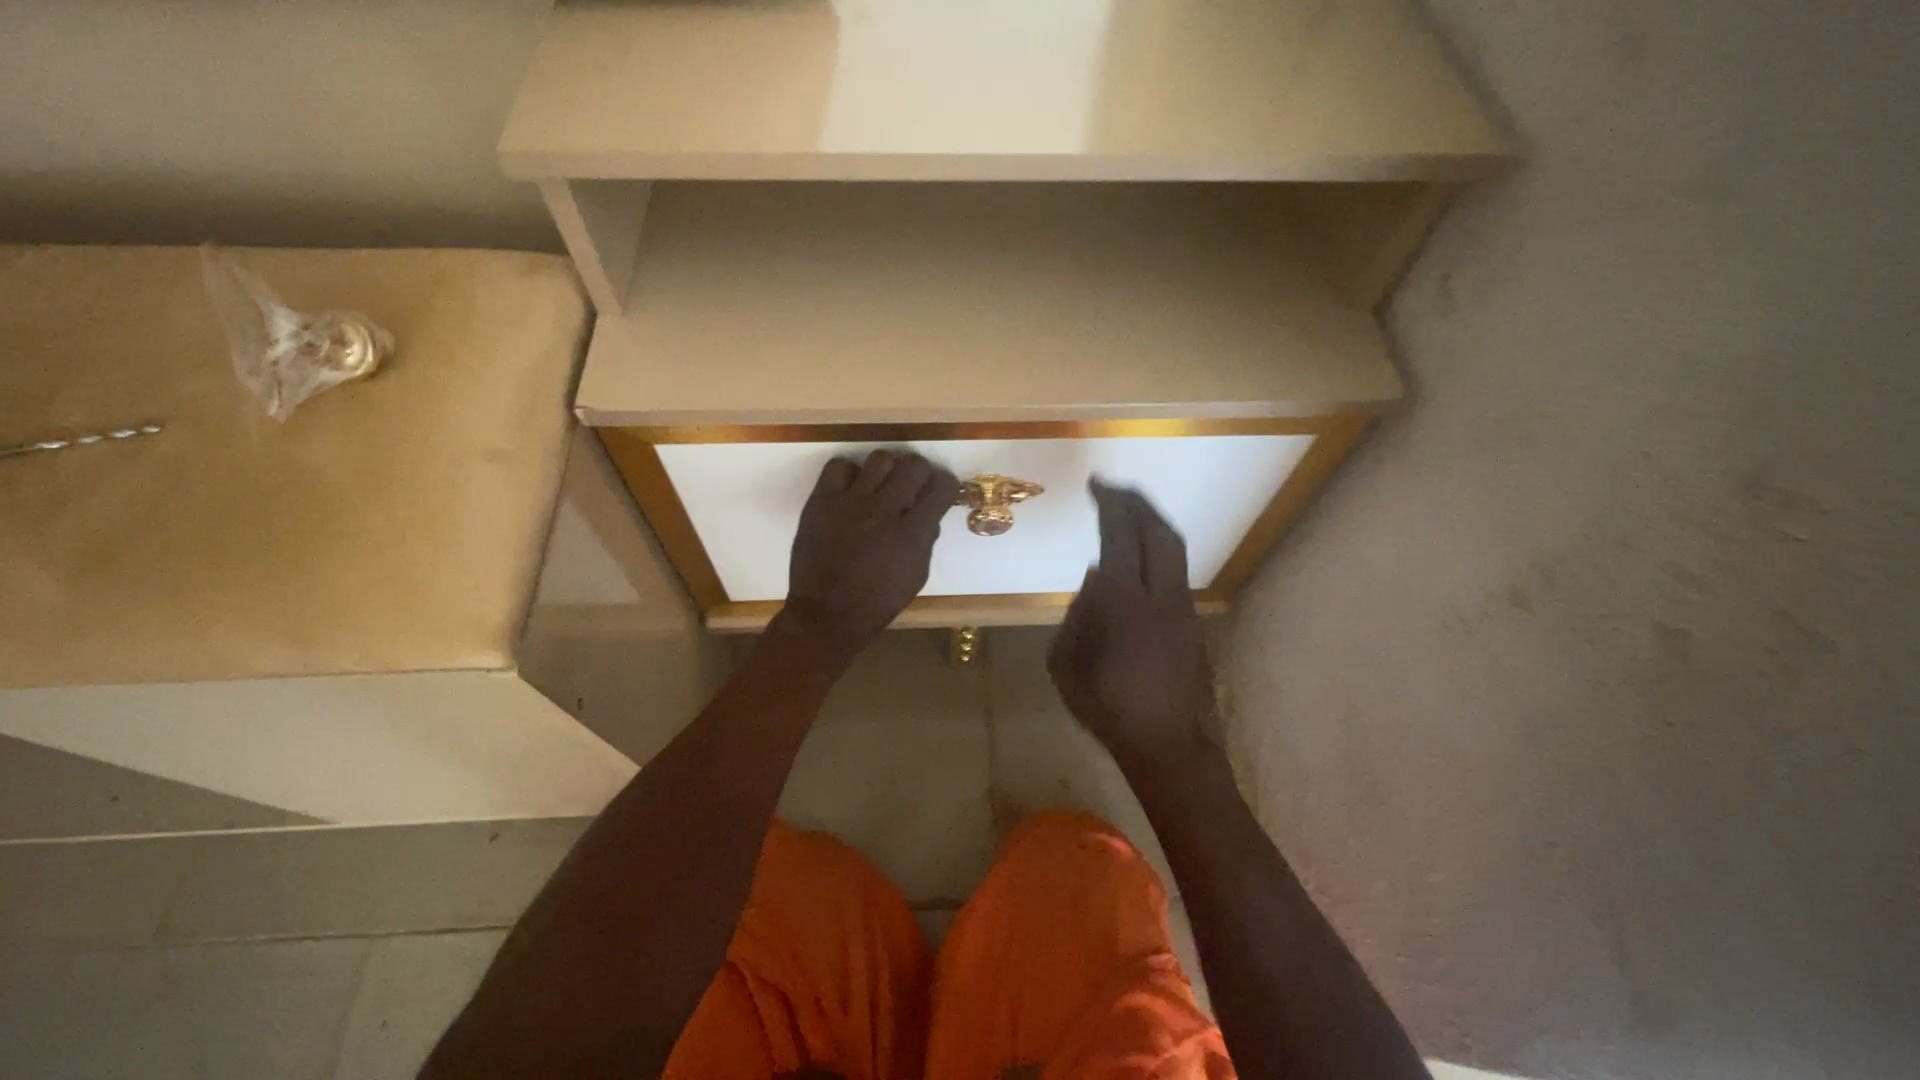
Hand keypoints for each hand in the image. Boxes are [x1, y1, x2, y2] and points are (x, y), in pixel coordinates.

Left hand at [780, 450, 957, 665]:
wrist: (827, 614)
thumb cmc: (877, 601)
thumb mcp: (916, 576)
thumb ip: (925, 540)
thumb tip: (928, 515)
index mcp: (912, 533)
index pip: (942, 486)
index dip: (945, 486)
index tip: (939, 492)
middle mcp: (884, 510)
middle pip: (914, 465)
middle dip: (920, 473)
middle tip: (912, 486)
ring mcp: (850, 502)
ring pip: (880, 458)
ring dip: (887, 470)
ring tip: (881, 486)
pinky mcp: (821, 501)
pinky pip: (839, 466)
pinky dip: (849, 473)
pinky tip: (852, 490)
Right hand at [1049, 479, 1220, 770]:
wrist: (1168, 744)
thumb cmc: (1105, 708)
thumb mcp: (1066, 663)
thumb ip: (1076, 614)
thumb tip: (1095, 578)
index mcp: (1123, 602)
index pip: (1120, 535)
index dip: (1109, 503)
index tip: (1096, 484)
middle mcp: (1160, 594)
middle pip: (1159, 530)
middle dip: (1138, 502)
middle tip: (1114, 490)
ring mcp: (1183, 607)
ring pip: (1174, 549)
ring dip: (1152, 524)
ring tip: (1129, 515)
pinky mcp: (1193, 622)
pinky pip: (1174, 572)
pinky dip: (1157, 552)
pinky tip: (1138, 562)